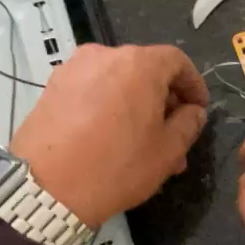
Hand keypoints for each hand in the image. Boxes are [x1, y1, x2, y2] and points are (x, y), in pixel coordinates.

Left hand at [10, 44, 207, 226]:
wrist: (46, 188)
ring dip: (137, 107)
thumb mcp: (168, 150)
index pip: (177, 61)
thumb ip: (189, 123)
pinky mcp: (52, 88)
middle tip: (173, 135)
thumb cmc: (117, 165)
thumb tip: (192, 111)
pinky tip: (112, 139)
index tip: (198, 110)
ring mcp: (73, 70)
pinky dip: (110, 107)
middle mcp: (105, 56)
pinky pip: (93, 91)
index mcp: (139, 64)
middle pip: (146, 70)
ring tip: (143, 144)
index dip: (193, 84)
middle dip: (164, 101)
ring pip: (119, 83)